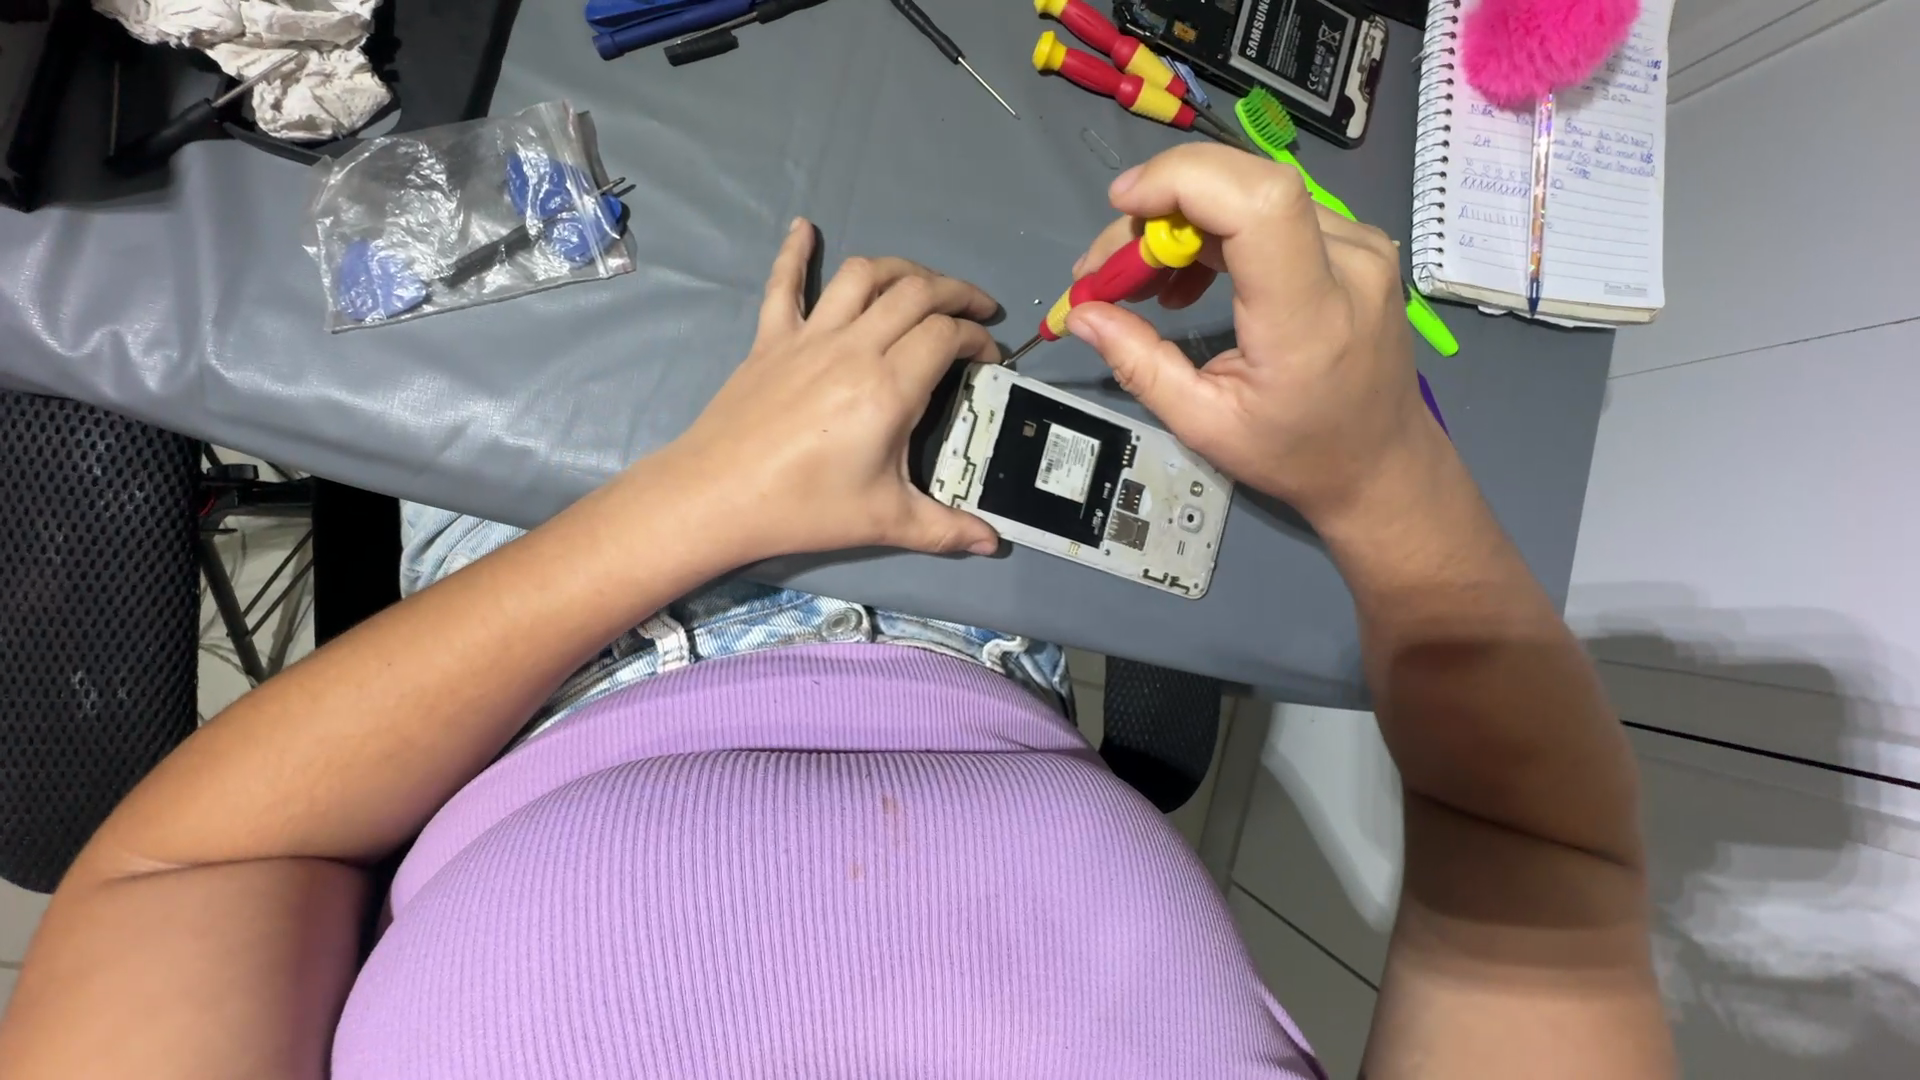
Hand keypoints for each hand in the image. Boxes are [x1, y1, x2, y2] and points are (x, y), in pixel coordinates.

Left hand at [646, 218, 1001, 562]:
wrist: (716, 497)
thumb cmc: (805, 508)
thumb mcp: (886, 522)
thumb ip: (946, 529)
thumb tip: (992, 544)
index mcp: (889, 387)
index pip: (947, 336)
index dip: (978, 339)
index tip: (990, 358)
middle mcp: (854, 347)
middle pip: (916, 292)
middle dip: (956, 292)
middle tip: (978, 310)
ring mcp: (808, 337)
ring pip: (862, 275)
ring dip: (901, 269)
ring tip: (923, 283)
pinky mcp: (770, 339)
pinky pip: (783, 283)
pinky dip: (794, 250)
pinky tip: (803, 226)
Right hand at [1065, 144, 1439, 526]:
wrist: (1380, 460)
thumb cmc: (1294, 453)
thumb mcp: (1203, 423)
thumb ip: (1139, 364)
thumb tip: (1080, 315)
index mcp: (1308, 316)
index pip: (1257, 202)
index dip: (1183, 181)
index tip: (1121, 206)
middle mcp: (1346, 262)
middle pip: (1243, 187)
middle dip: (1159, 210)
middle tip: (1106, 270)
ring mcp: (1358, 245)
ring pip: (1249, 195)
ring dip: (1179, 224)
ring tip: (1139, 282)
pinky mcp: (1352, 244)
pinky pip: (1268, 214)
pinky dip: (1212, 235)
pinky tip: (1185, 280)